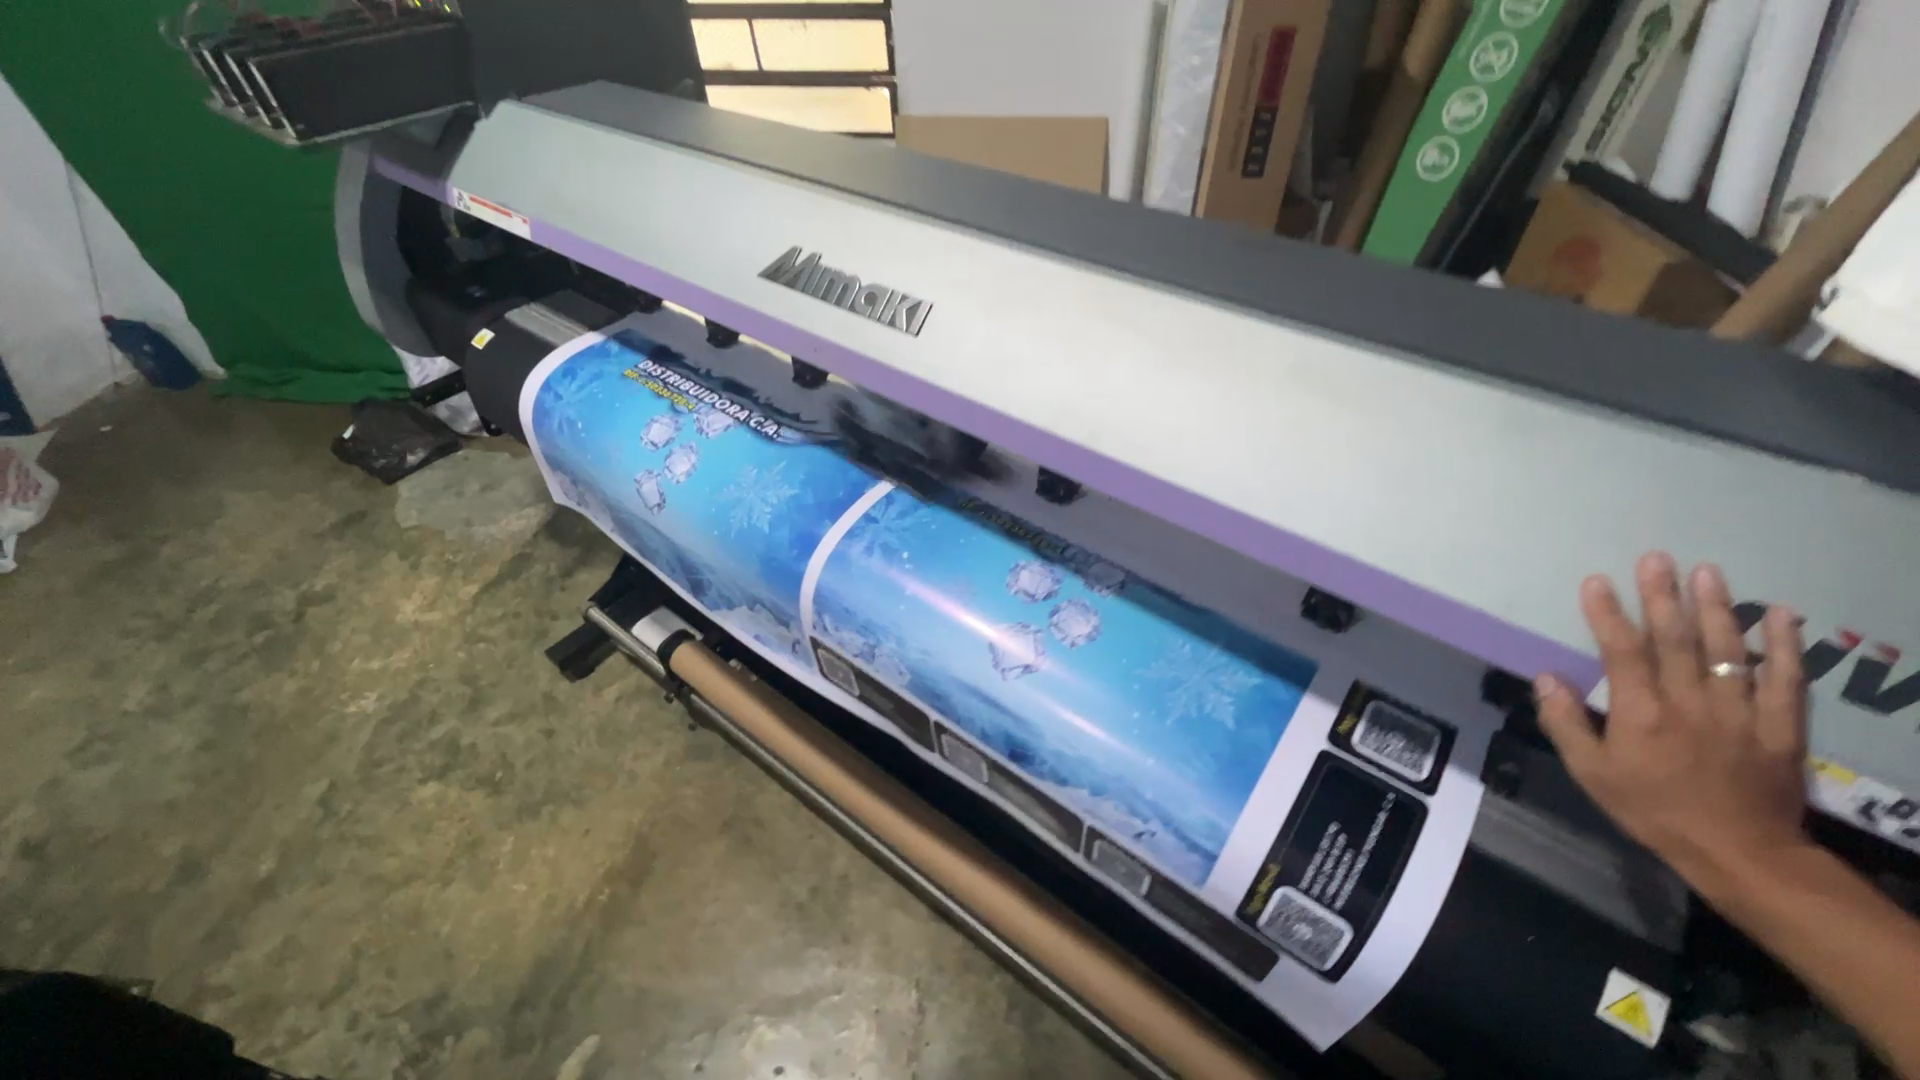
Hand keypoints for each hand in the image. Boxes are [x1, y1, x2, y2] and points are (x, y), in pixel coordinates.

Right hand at [1535, 552, 1810, 889]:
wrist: (1740, 853)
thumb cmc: (1653, 810)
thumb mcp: (1592, 774)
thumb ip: (1566, 724)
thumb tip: (1546, 678)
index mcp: (1641, 714)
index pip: (1621, 652)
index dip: (1607, 615)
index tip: (1596, 581)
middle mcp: (1689, 703)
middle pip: (1675, 640)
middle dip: (1662, 596)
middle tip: (1656, 558)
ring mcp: (1740, 711)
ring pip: (1726, 650)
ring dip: (1716, 607)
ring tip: (1706, 571)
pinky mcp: (1780, 725)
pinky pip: (1785, 678)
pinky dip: (1782, 644)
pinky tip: (1779, 613)